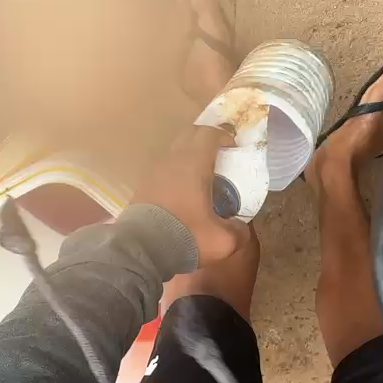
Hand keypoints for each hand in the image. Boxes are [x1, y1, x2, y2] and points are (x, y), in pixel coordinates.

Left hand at [131, 125, 249, 265]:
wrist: (141, 249)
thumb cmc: (186, 235)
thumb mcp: (223, 240)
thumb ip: (238, 232)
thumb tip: (241, 229)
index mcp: (194, 163)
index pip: (209, 133)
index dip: (224, 136)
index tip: (233, 150)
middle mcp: (172, 159)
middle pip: (190, 134)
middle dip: (206, 140)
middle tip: (219, 157)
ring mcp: (154, 170)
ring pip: (175, 150)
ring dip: (189, 155)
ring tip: (201, 177)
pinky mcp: (143, 184)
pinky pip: (163, 167)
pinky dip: (175, 171)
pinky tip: (182, 192)